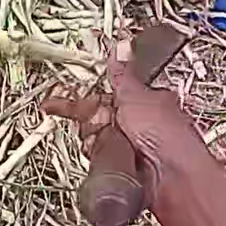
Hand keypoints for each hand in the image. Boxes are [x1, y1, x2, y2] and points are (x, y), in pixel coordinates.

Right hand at [45, 37, 225, 225]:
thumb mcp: (139, 97)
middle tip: (99, 126)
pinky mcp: (118, 169)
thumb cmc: (166, 135)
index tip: (55, 102)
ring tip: (109, 145)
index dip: (82, 98)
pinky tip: (105, 158)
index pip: (105, 94)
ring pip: (91, 141)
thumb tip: (118, 47)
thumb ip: (123, 75)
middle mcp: (134, 124)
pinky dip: (95, 158)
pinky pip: (95, 160)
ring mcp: (126, 148)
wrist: (171, 179)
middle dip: (89, 123)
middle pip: (93, 119)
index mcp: (143, 101)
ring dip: (93, 142)